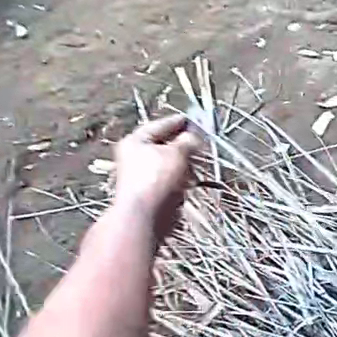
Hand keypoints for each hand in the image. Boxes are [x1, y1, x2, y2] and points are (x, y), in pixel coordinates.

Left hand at [110, 115, 202, 242]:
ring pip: (171, 165)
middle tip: (200, 145)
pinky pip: (172, 181)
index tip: (195, 120)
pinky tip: (188, 184)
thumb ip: (188, 141)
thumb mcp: (176, 153)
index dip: (179, 123)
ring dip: (185, 167)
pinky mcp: (153, 192)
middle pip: (166, 146)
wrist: (145, 216)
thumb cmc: (156, 179)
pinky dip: (181, 181)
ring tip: (195, 168)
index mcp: (136, 142)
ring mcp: (144, 176)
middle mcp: (137, 157)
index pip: (161, 125)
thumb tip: (194, 137)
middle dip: (184, 147)